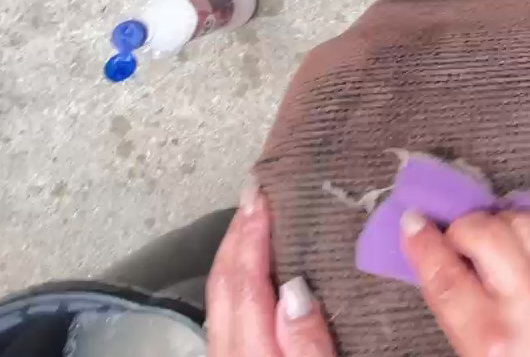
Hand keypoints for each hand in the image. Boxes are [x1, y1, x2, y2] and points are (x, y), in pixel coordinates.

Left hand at [207, 181, 337, 356]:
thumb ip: (307, 342)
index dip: (251, 237)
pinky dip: (237, 273)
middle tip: (255, 189)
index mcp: (252, 353)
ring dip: (235, 251)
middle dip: (237, 234)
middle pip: (223, 287)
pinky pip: (228, 307)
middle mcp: (229, 354)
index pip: (246, 285)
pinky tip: (255, 262)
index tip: (261, 194)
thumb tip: (294, 290)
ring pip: (221, 296)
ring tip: (254, 214)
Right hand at [401, 209, 529, 356]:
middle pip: (485, 232)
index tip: (412, 224)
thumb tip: (446, 275)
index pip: (448, 276)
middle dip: (461, 226)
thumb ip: (464, 321)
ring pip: (523, 221)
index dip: (424, 245)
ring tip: (486, 239)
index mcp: (495, 342)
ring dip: (498, 222)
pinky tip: (520, 253)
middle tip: (450, 236)